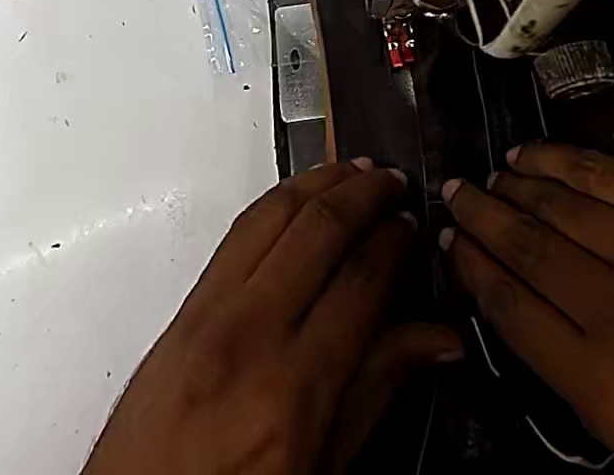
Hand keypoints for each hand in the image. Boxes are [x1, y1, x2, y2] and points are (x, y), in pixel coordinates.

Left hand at [84, 159, 461, 474]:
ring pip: (273, 213)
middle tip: (393, 181)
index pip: (362, 281)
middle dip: (366, 191)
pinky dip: (276, 200)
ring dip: (320, 180)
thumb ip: (375, 392)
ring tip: (354, 169)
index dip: (395, 242)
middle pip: (319, 229)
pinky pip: (236, 232)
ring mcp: (206, 317)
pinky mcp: (180, 312)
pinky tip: (298, 195)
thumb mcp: (321, 474)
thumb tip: (434, 340)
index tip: (410, 226)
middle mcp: (247, 339)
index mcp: (291, 392)